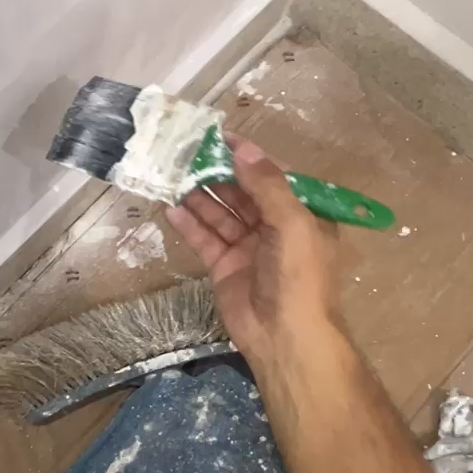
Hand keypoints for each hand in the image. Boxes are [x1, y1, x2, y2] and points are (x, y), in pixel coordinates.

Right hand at [163, 137, 347, 372]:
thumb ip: (267, 185)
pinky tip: (172, 209)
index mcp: (301, 214)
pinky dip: (190, 225)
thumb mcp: (292, 223)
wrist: (285, 335)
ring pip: (221, 215)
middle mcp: (274, 228)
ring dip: (200, 196)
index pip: (272, 177)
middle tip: (188, 154)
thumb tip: (243, 149)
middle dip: (218, 174)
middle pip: (242, 193)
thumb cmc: (298, 275)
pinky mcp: (224, 268)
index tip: (221, 137)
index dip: (248, 157)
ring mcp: (247, 248)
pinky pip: (205, 240)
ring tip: (174, 176)